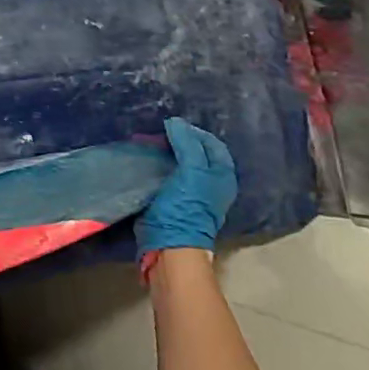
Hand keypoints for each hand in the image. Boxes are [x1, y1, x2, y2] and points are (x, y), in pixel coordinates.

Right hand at [135, 118, 238, 257]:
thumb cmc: (186, 206)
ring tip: (149, 144)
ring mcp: (193, 193)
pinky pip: (168, 176)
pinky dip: (158, 166)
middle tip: (158, 133)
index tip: (172, 126)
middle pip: (195, 152)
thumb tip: (176, 122)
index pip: (210, 143)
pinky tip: (146, 160)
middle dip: (178, 140)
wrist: (171, 246)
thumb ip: (187, 143)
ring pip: (180, 163)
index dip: (193, 131)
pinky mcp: (175, 201)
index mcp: (222, 174)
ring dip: (166, 153)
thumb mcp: (192, 169)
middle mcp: (211, 182)